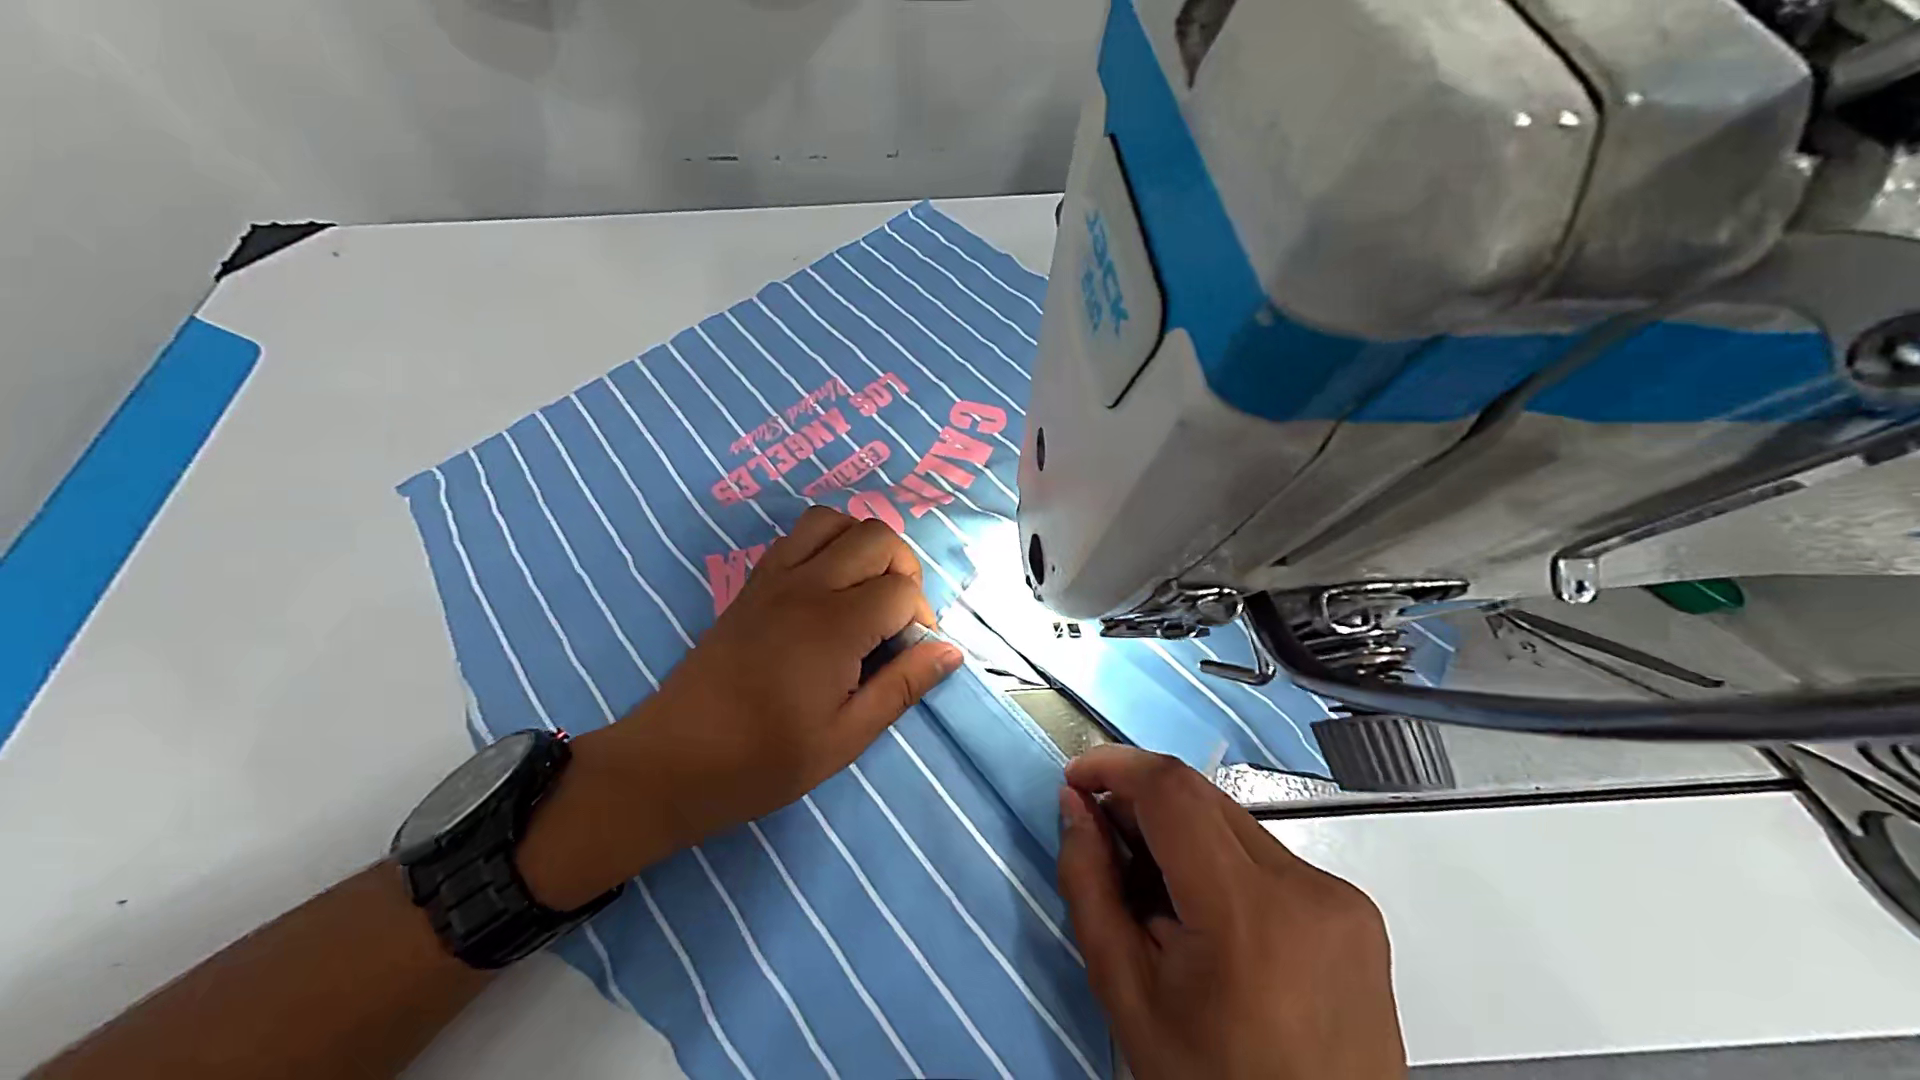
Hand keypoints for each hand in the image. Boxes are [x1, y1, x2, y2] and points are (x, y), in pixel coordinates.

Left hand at [518, 507, 964, 907]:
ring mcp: (773, 578)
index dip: (921, 618)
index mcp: (833, 626)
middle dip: (903, 569)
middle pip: (876, 536)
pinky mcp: (751, 584)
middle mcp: (806, 586)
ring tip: (865, 591)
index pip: (901, 591)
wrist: (671, 760)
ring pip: (832, 519)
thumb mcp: (845, 738)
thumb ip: (901, 687)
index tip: (912, 655)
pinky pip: (796, 536)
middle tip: (897, 617)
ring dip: (863, 544)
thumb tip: (950, 651)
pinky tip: (827, 589)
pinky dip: (826, 543)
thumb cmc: (762, 759)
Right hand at [1057, 746, 1406, 1079]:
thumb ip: (1090, 885)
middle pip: (1202, 799)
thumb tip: (1076, 807)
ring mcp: (1340, 896)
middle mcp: (1307, 888)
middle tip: (1105, 839)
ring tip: (1157, 893)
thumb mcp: (1125, 993)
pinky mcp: (1356, 908)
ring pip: (1232, 822)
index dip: (1116, 765)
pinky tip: (1208, 916)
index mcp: (1247, 913)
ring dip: (1181, 834)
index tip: (1077, 776)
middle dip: (1142, 802)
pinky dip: (1221, 861)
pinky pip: (1268, 854)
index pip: (1172, 791)